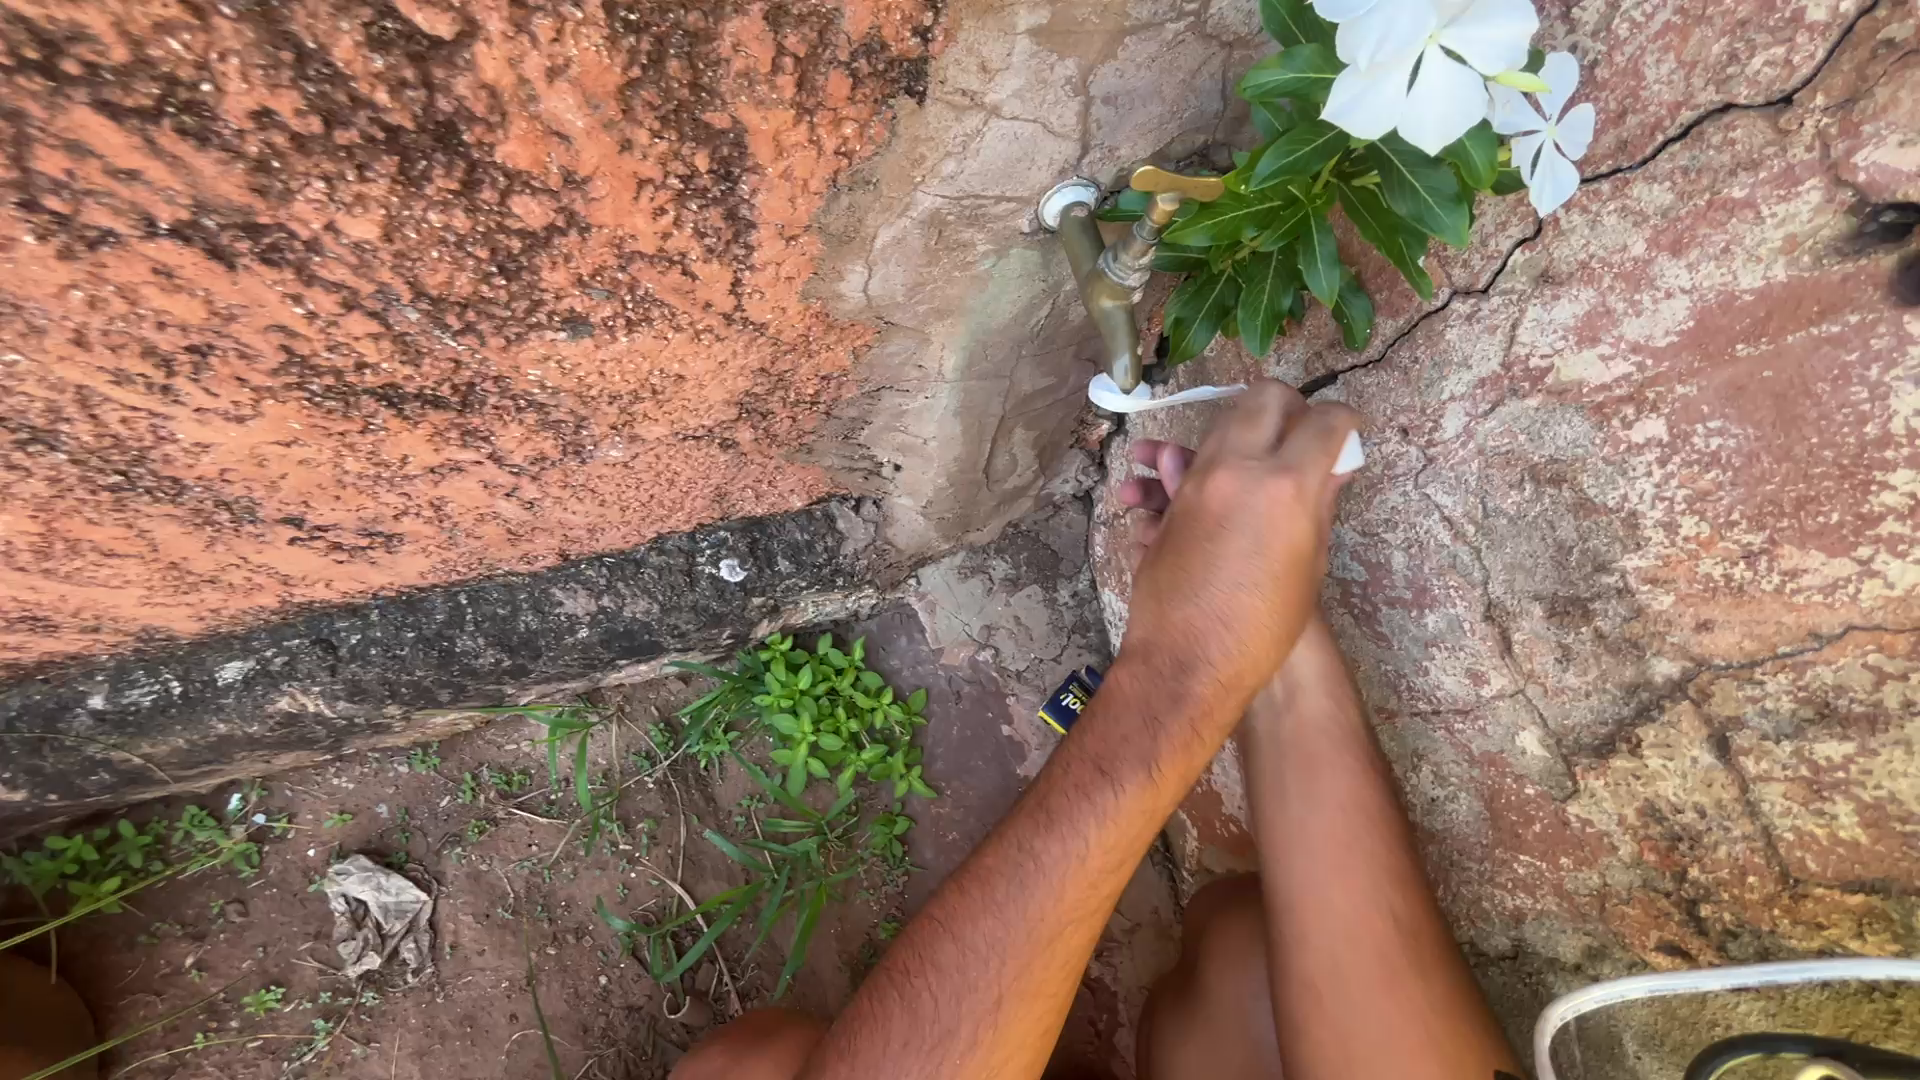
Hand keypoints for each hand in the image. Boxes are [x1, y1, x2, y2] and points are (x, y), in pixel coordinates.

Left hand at [1116, 380, 1358, 708]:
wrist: (1189, 656)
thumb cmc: (1264, 625)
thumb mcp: (1308, 563)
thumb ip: (1319, 503)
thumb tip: (1335, 464)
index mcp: (1287, 485)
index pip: (1325, 420)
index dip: (1345, 420)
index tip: (1347, 428)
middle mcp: (1236, 468)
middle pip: (1264, 397)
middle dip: (1290, 405)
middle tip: (1301, 431)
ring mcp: (1195, 479)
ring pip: (1222, 421)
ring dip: (1246, 427)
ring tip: (1264, 455)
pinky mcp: (1169, 496)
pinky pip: (1189, 460)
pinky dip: (1208, 459)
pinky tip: (1221, 481)